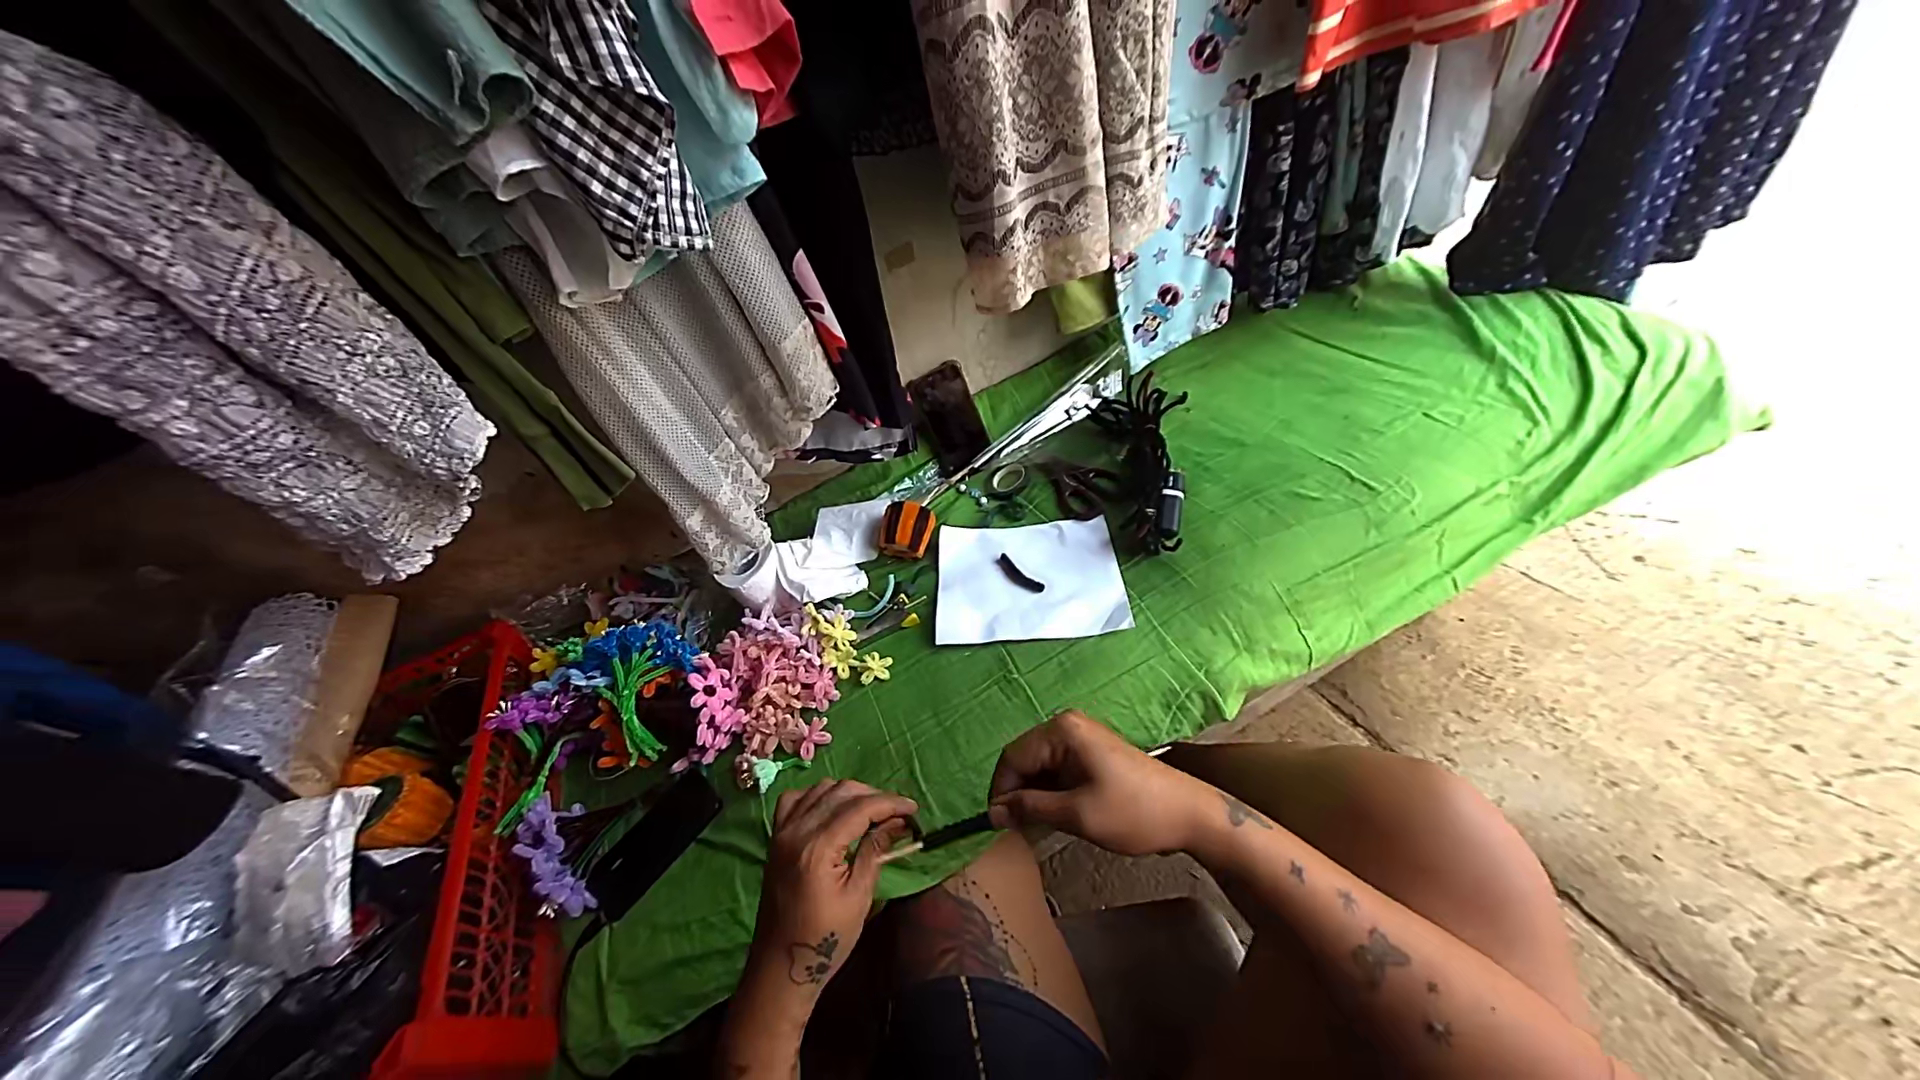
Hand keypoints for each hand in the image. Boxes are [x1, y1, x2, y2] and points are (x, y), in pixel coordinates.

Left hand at [745, 779, 916, 1000]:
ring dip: (849, 793)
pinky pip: (796, 799)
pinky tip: (833, 810)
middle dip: (874, 796)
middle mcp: (797, 831)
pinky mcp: (776, 837)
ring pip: (820, 789)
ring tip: (871, 812)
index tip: (913, 809)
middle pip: (841, 791)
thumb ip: (875, 851)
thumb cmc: (825, 938)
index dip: (890, 803)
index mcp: (818, 848)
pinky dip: (819, 796)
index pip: (860, 808)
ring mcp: (782, 831)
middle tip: (896, 813)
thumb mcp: (859, 896)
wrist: (781, 965)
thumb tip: (897, 822)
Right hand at [987, 710, 1215, 855]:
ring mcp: (1081, 739)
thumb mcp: (1077, 814)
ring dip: (1032, 795)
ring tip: (1032, 828)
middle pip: (1024, 758)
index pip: (1013, 756)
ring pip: (1039, 766)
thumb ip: (1030, 809)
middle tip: (1014, 830)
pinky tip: (1050, 817)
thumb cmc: (1133, 812)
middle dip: (1015, 793)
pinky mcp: (1091, 754)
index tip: (998, 825)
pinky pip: (1056, 770)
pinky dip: (1049, 793)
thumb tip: (994, 812)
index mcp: (1062, 731)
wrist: (1189, 815)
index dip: (1001, 791)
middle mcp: (1067, 726)